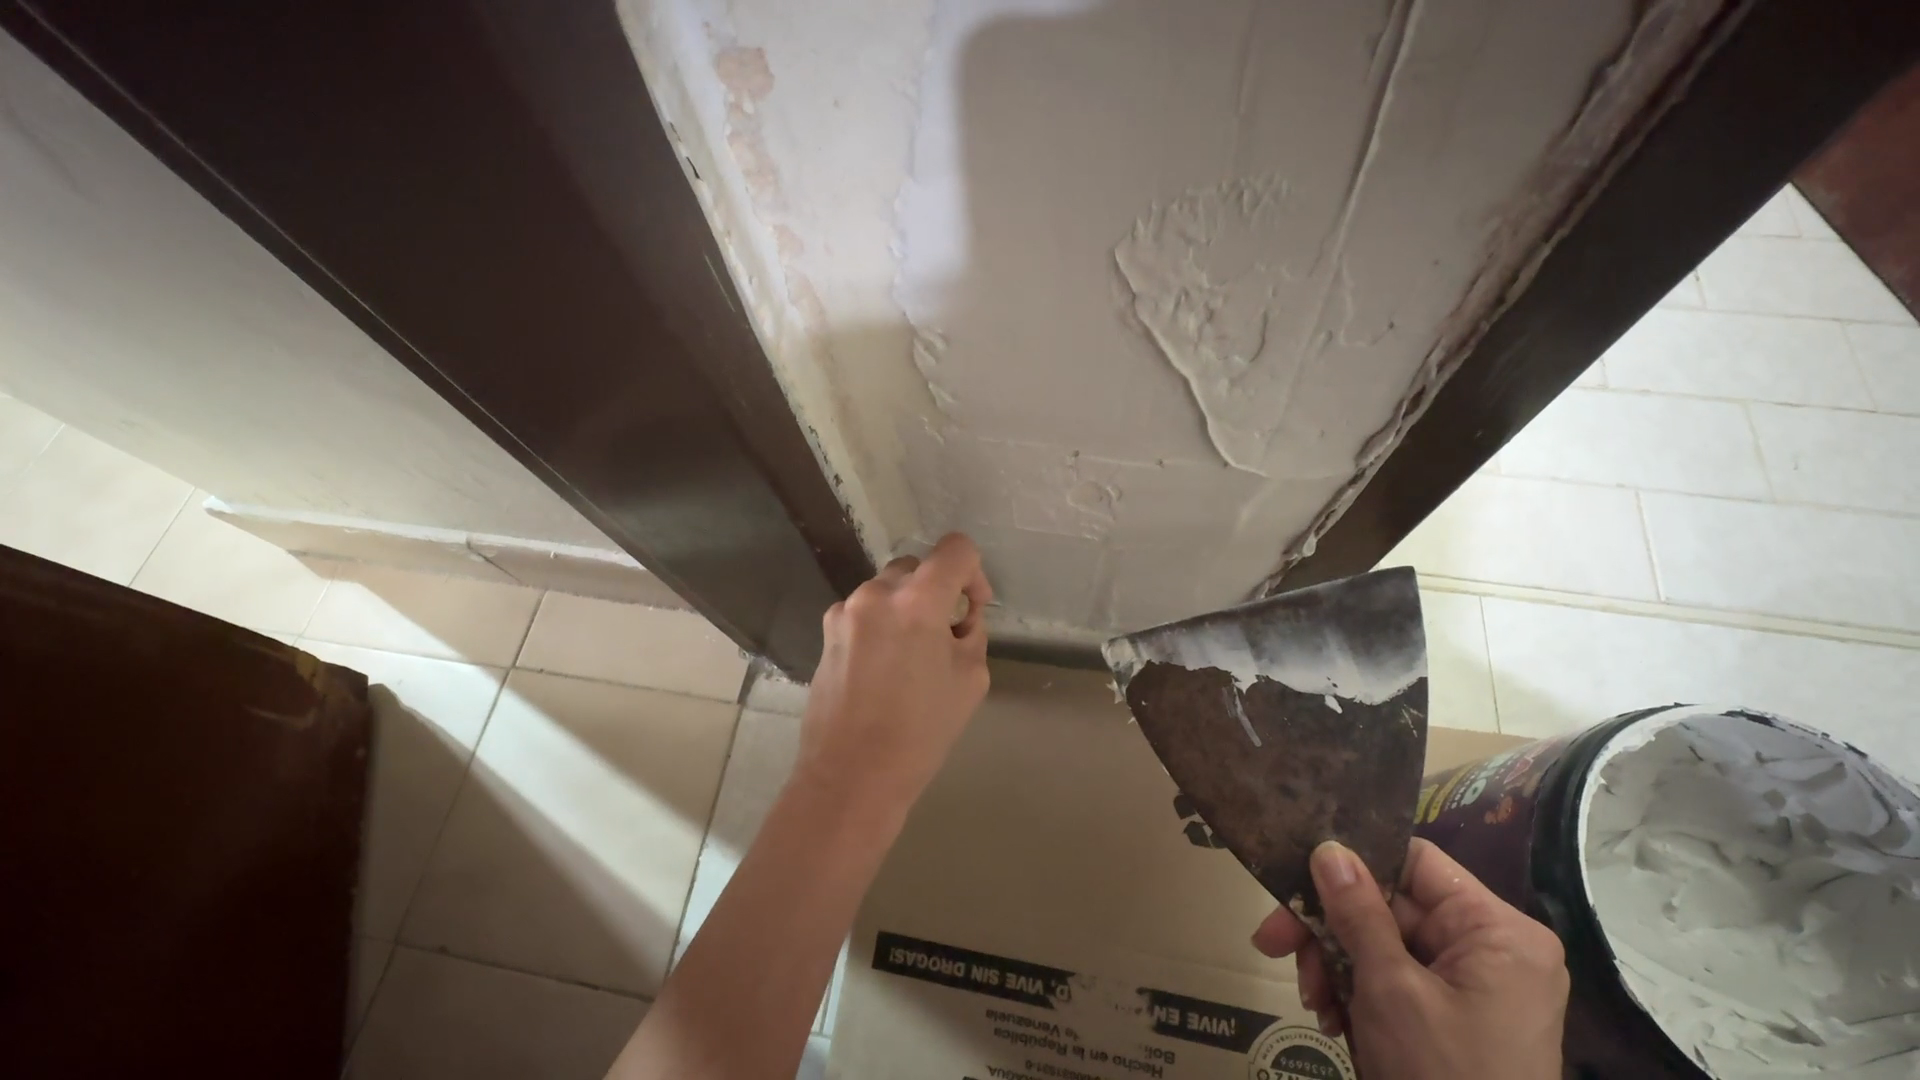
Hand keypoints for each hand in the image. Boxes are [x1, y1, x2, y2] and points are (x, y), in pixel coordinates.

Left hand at [793, 532, 993, 821]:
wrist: (852, 775)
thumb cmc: (920, 732)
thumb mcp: (970, 680)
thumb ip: (971, 635)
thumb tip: (959, 621)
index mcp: (917, 601)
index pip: (956, 549)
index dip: (975, 572)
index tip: (973, 608)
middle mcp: (876, 593)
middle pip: (919, 567)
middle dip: (939, 593)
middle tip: (947, 637)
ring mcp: (845, 611)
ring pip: (889, 589)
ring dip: (909, 608)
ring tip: (914, 656)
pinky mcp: (826, 632)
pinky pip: (865, 612)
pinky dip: (883, 624)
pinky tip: (885, 668)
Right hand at [1252, 839, 1567, 1079]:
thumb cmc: (1442, 1077)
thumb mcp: (1390, 990)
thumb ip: (1357, 913)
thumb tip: (1328, 847)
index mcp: (1498, 930)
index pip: (1415, 861)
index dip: (1355, 864)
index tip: (1299, 880)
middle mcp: (1493, 948)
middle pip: (1391, 904)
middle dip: (1331, 928)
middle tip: (1273, 944)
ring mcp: (1476, 985)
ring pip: (1384, 942)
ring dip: (1335, 963)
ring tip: (1309, 999)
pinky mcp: (1455, 1016)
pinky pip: (1395, 978)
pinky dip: (1357, 991)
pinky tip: (1331, 1017)